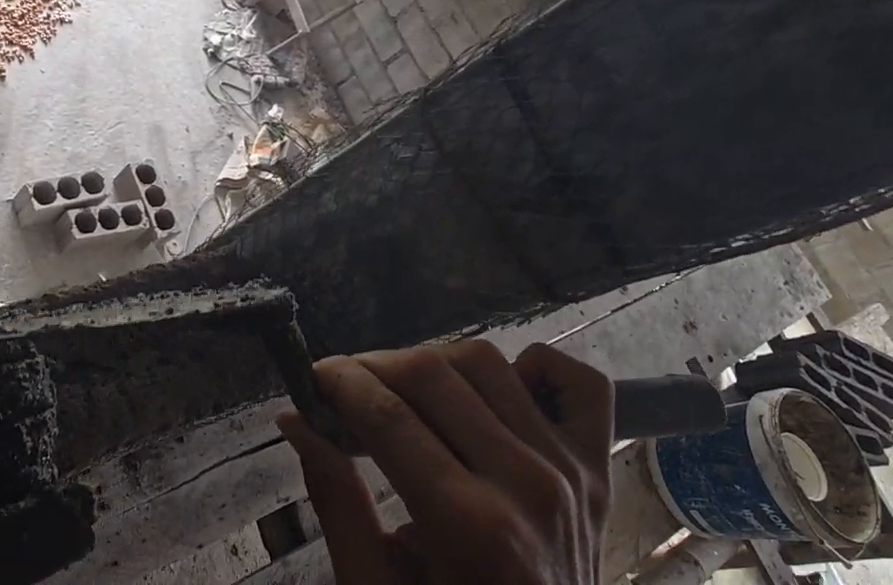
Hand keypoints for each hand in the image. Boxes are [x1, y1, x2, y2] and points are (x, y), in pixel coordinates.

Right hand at [277, 341, 612, 584]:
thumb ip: (335, 497)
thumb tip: (293, 419)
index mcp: (472, 528)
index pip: (388, 415)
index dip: (339, 383)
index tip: (310, 378)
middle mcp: (530, 486)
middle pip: (433, 375)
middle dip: (372, 367)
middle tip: (342, 388)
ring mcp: (573, 473)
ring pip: (487, 363)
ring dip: (431, 363)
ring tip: (401, 394)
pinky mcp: (599, 471)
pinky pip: (579, 384)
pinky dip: (534, 368)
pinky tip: (491, 392)